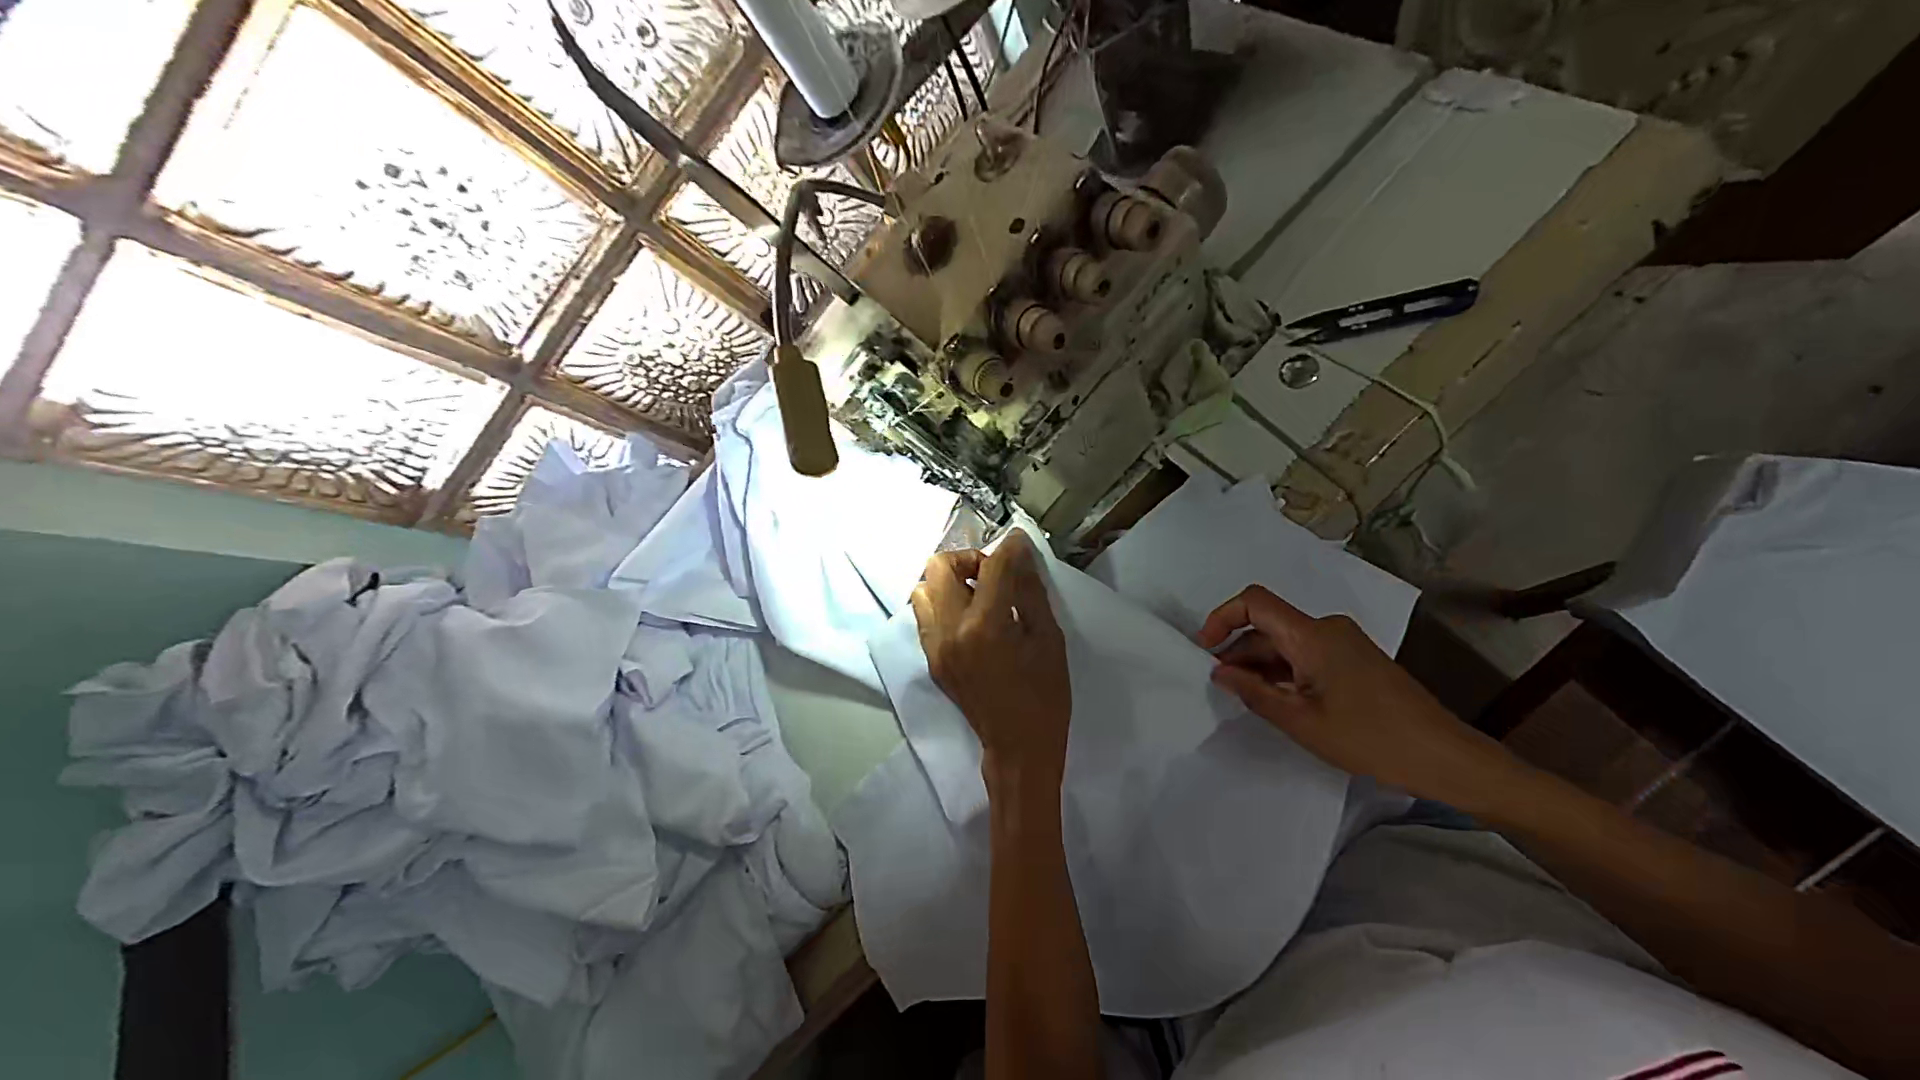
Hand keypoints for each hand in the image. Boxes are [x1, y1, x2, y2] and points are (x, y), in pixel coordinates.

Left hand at [911, 531, 1071, 790]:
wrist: (1017, 746)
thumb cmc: (1045, 695)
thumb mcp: (1049, 639)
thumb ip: (1029, 592)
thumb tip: (1019, 554)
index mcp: (985, 626)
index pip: (991, 567)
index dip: (1009, 548)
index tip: (1019, 542)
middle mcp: (950, 630)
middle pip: (939, 567)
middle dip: (968, 560)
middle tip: (994, 575)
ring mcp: (934, 646)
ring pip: (923, 589)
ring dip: (949, 581)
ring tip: (979, 595)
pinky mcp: (930, 658)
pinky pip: (925, 614)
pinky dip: (943, 603)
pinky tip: (971, 617)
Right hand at [1197, 585, 1529, 813]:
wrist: (1445, 757)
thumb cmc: (1370, 738)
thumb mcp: (1300, 721)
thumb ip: (1253, 692)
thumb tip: (1219, 671)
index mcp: (1313, 636)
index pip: (1255, 602)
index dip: (1222, 618)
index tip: (1205, 650)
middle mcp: (1328, 629)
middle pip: (1268, 625)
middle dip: (1238, 650)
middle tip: (1222, 686)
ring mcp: (1344, 643)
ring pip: (1286, 642)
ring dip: (1261, 665)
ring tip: (1248, 699)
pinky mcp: (1354, 659)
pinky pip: (1306, 654)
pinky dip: (1284, 671)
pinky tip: (1279, 700)